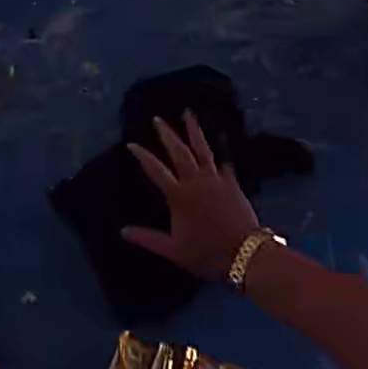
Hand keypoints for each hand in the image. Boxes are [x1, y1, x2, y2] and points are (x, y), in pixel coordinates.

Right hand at [121, 111, 261, 279]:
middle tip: (158, 119)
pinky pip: (223, 163)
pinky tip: (221, 142)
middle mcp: (196, 181)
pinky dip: (219, 152)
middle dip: (166, 134)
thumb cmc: (207, 253)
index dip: (142, 156)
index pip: (155, 170)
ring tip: (188, 114)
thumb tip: (122, 231)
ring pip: (202, 149)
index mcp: (179, 195)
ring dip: (194, 130)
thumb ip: (147, 238)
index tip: (131, 144)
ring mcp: (216, 179)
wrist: (245, 254)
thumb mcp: (173, 250)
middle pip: (179, 152)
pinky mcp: (232, 183)